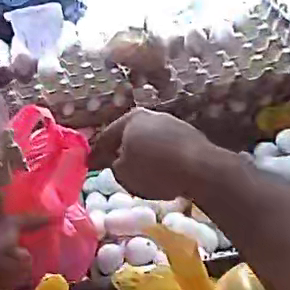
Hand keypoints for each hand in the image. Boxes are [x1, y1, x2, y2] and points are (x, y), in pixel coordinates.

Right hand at [90, 108, 215, 199]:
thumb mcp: (123, 174)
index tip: (89, 164)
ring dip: (143, 154)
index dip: (96, 153)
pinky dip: (161, 159)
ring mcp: (173, 123)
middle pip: (130, 135)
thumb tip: (117, 162)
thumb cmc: (154, 169)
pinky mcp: (191, 136)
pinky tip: (162, 172)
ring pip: (150, 141)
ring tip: (139, 171)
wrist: (200, 168)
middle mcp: (151, 115)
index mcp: (130, 119)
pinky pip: (167, 149)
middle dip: (122, 150)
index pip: (106, 136)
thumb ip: (114, 166)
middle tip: (114, 165)